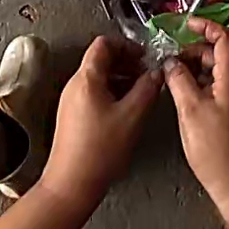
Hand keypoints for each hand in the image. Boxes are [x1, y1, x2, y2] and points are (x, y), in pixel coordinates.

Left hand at [38, 37, 161, 209]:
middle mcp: (76, 86)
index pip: (104, 43)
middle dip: (128, 61)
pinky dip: (114, 91)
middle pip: (102, 59)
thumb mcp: (133, 114)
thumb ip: (149, 87)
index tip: (144, 56)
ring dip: (123, 77)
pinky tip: (129, 107)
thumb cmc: (98, 151)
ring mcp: (73, 101)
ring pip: (100, 76)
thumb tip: (157, 73)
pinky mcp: (74, 116)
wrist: (71, 184)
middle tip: (147, 72)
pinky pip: (96, 92)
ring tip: (142, 90)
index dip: (127, 45)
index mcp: (87, 79)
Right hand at [165, 17, 228, 209]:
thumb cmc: (214, 148)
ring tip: (171, 73)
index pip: (225, 38)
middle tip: (171, 56)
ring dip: (192, 65)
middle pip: (218, 51)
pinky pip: (211, 83)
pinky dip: (195, 80)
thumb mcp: (190, 109)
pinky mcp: (226, 108)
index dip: (207, 26)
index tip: (186, 23)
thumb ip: (178, 80)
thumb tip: (170, 62)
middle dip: (194, 48)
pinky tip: (179, 89)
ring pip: (213, 68)